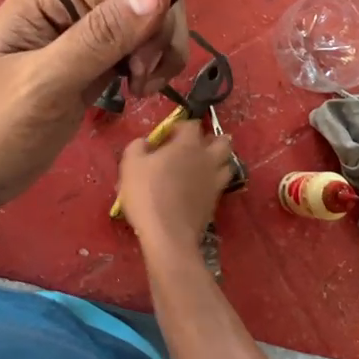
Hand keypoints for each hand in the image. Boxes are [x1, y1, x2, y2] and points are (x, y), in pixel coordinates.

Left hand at [0, 0, 188, 214]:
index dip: (154, 12)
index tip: (146, 62)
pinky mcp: (88, 66)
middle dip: (158, 35)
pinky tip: (136, 92)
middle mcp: (69, 5)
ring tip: (140, 90)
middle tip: (143, 82)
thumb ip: (99, 36)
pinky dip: (146, 69)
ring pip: (146, 25)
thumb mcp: (43, 83)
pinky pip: (134, 51)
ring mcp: (80, 36)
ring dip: (157, 54)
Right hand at [118, 119, 236, 252]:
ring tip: (204, 164)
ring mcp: (215, 181)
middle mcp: (207, 159)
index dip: (180, 126)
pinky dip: (215, 181)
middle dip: (211, 139)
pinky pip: (221, 184)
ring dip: (219, 159)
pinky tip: (202, 186)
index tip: (167, 136)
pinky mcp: (215, 201)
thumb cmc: (147, 194)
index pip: (193, 125)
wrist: (168, 233)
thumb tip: (145, 142)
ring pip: (228, 163)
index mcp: (187, 145)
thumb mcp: (131, 165)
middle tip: (195, 146)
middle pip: (222, 141)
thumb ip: (138, 146)